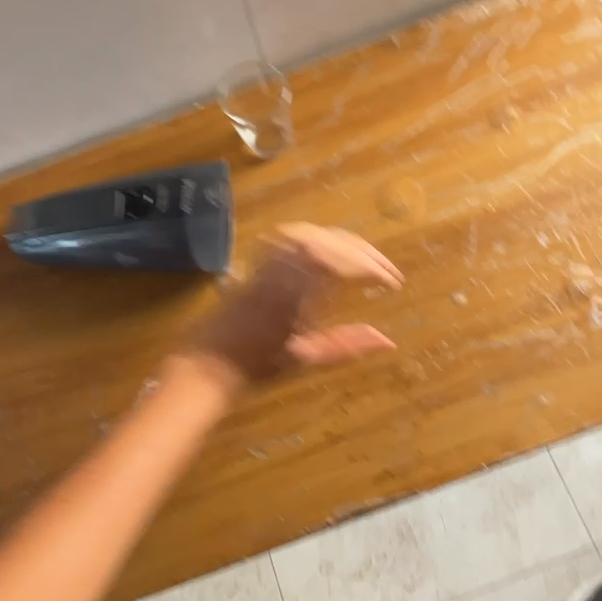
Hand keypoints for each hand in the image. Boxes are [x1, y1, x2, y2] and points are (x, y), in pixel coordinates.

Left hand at [178, 223, 402, 389]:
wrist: (208, 363)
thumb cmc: (257, 367)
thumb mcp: (306, 358)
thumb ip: (347, 345)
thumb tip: (388, 341)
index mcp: (295, 292)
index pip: (342, 264)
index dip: (372, 268)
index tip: (393, 283)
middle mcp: (282, 269)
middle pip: (329, 242)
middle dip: (363, 253)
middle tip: (386, 271)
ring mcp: (267, 262)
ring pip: (311, 233)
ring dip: (342, 242)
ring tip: (363, 258)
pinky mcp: (258, 261)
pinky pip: (290, 236)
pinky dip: (316, 237)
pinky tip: (328, 250)